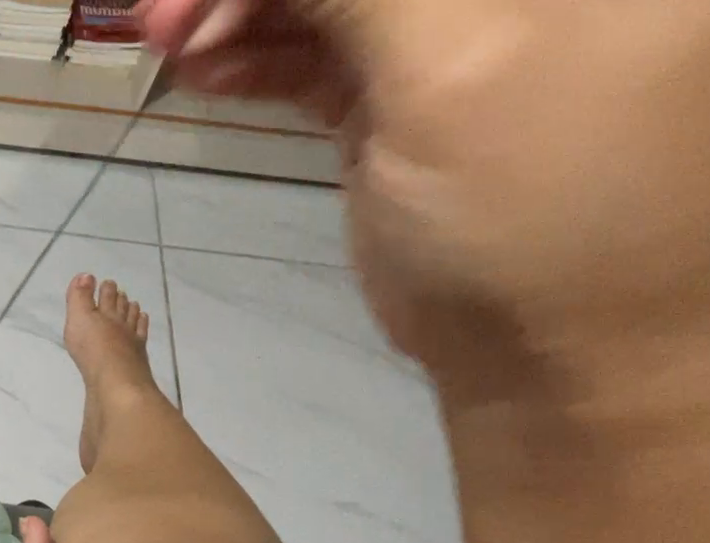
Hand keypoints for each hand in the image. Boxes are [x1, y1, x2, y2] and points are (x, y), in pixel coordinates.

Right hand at [140, 0, 709, 400]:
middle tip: (164, 19)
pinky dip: (258, 59)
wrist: (545, 342)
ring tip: (169, 45)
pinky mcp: (402, 100)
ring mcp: (456, 37)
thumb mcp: (455, 63)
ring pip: (330, 1)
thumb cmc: (532, 206)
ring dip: (243, 16)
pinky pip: (319, 56)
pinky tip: (202, 71)